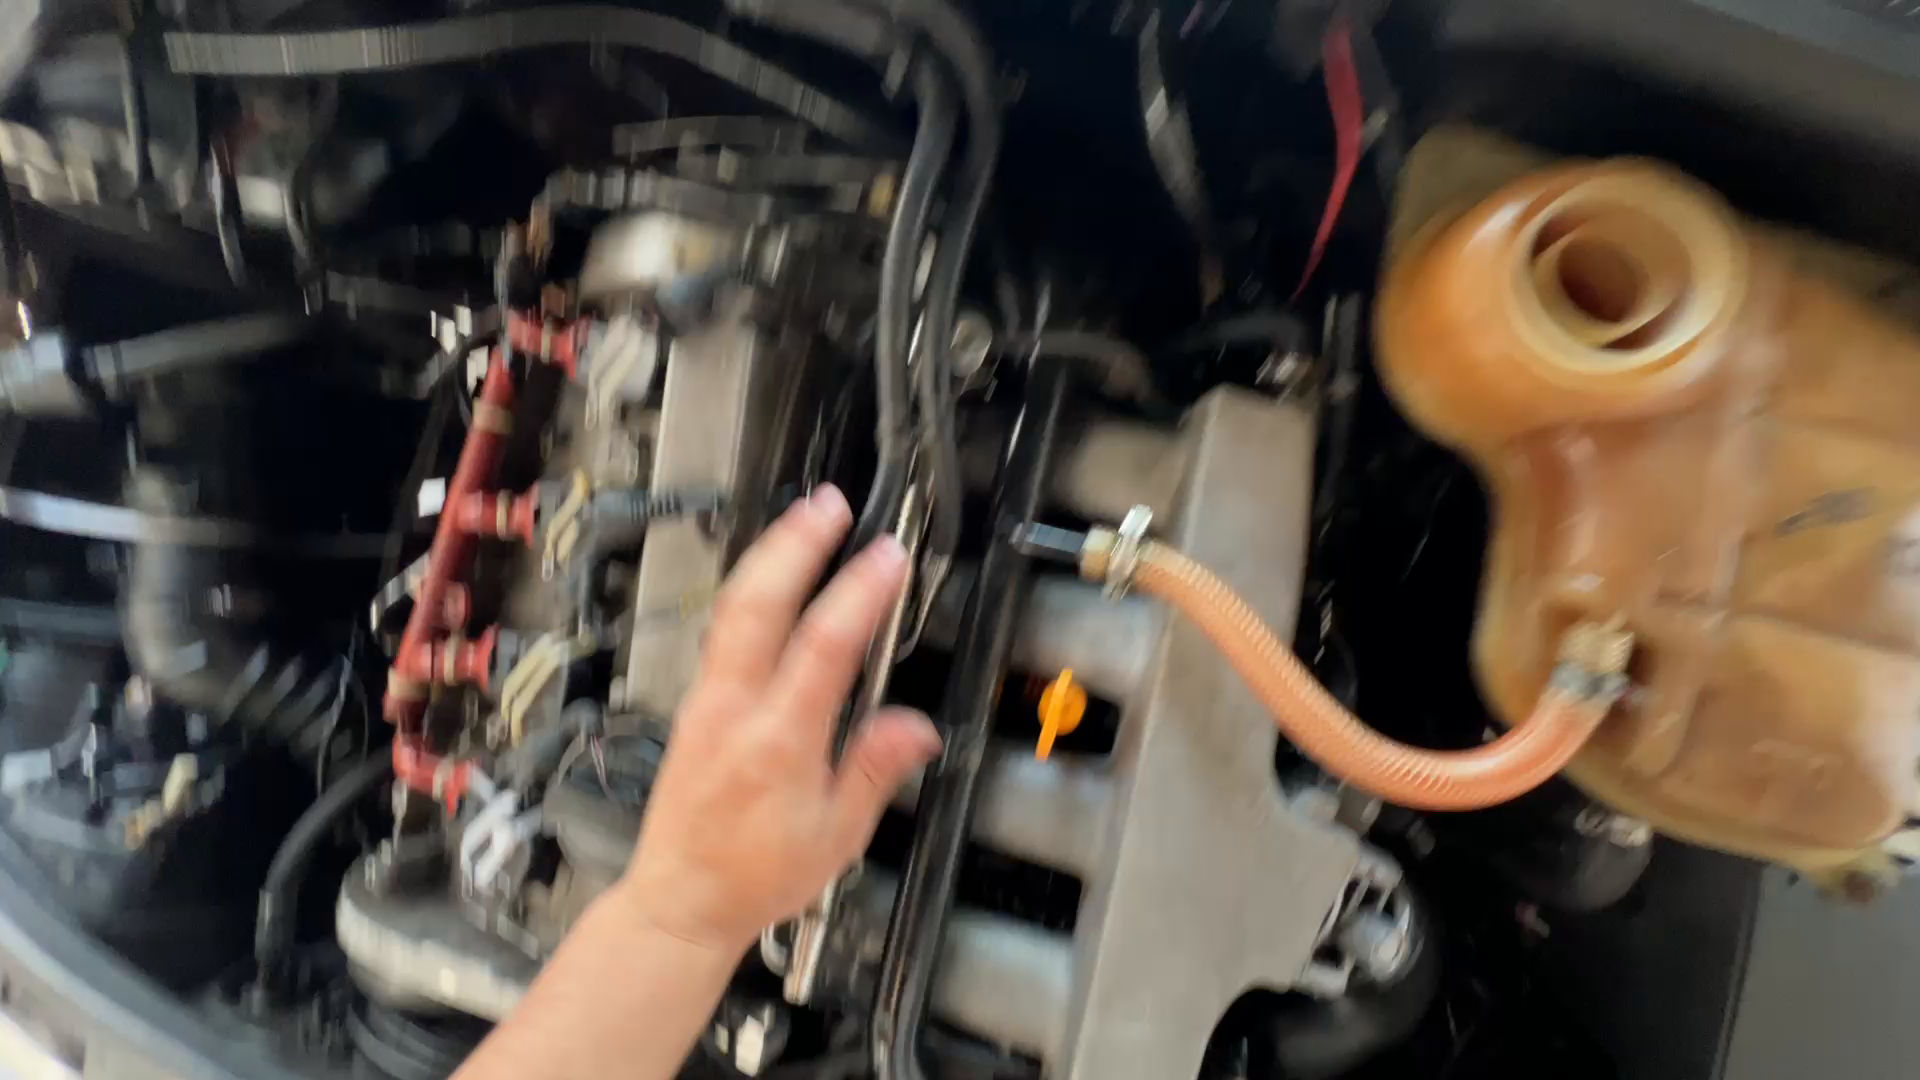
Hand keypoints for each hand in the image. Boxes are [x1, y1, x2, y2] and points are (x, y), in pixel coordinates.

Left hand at [615, 484, 942, 954]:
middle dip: (794, 547)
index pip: (822, 650)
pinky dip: (752, 586)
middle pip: (758, 606)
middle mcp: (734, 710)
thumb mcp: (835, 835)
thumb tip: (917, 726)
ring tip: (802, 519)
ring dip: (770, 556)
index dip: (858, 596)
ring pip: (734, 608)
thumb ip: (876, 770)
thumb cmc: (754, 875)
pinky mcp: (697, 701)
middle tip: (828, 506)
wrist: (679, 900)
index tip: (886, 558)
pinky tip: (771, 572)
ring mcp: (707, 699)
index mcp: (777, 743)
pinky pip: (724, 628)